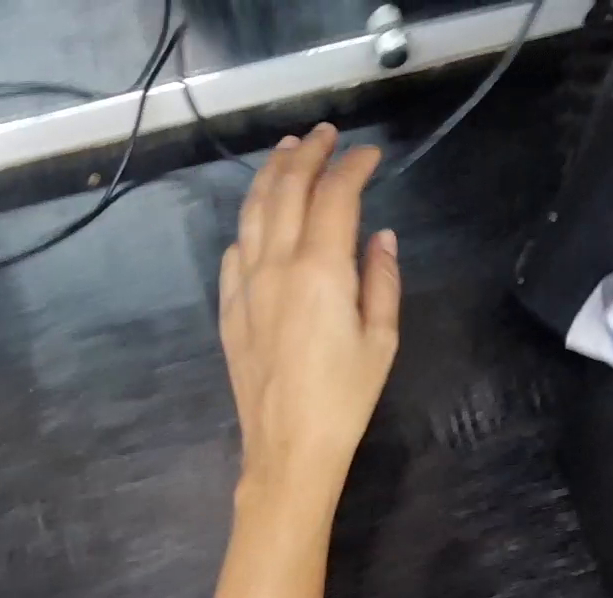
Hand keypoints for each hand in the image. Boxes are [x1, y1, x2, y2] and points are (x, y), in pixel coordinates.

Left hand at [220, 123, 400, 508]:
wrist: (288, 447)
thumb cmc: (344, 399)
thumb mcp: (381, 342)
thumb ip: (382, 281)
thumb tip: (381, 237)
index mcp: (321, 270)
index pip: (335, 195)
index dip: (353, 166)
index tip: (369, 154)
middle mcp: (277, 265)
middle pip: (286, 189)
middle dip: (307, 153)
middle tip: (324, 134)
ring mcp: (245, 286)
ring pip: (252, 213)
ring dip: (270, 176)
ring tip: (284, 153)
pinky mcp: (230, 310)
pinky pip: (234, 253)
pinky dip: (248, 226)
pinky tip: (258, 223)